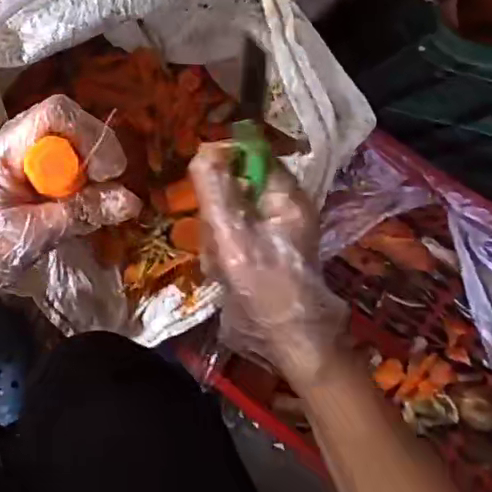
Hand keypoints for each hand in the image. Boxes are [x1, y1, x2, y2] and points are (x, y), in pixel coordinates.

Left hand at [0, 95, 139, 311]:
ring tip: (97, 200)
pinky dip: (82, 182)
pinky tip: (84, 206)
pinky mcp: (30, 178)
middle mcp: (16, 145)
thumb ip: (80, 213)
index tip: (106, 172)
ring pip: (70, 145)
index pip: (55, 113)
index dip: (89, 134)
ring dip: (90, 169)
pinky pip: (65, 166)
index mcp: (7, 150)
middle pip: (68, 124)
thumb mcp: (35, 234)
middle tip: (107, 188)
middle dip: (95, 152)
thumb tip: (131, 200)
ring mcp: (23, 160)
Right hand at [189, 141, 348, 385]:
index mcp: (287, 195)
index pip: (252, 155)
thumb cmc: (265, 285)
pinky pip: (229, 237)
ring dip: (214, 234)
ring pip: (227, 213)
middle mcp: (283, 208)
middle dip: (215, 209)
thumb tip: (204, 148)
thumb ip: (215, 188)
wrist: (288, 343)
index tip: (202, 184)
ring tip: (218, 260)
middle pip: (234, 185)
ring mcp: (272, 232)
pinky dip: (219, 252)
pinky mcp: (261, 253)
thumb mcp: (232, 233)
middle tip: (214, 236)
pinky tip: (221, 272)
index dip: (223, 161)